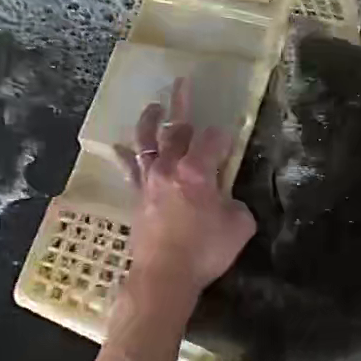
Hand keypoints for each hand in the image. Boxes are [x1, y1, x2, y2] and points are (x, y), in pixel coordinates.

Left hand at [111, 78, 255, 300]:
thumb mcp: (240, 225)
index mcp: (198, 171)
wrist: (164, 276)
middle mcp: (170, 168)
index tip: (231, 138)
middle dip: (182, 106)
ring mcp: (150, 181)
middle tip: (183, 84)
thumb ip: (236, 204)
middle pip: (177, 130)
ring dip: (151, 121)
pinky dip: (126, 155)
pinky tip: (120, 146)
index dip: (224, 136)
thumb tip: (226, 200)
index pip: (213, 140)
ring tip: (154, 106)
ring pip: (148, 142)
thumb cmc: (206, 250)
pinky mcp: (137, 196)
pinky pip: (130, 169)